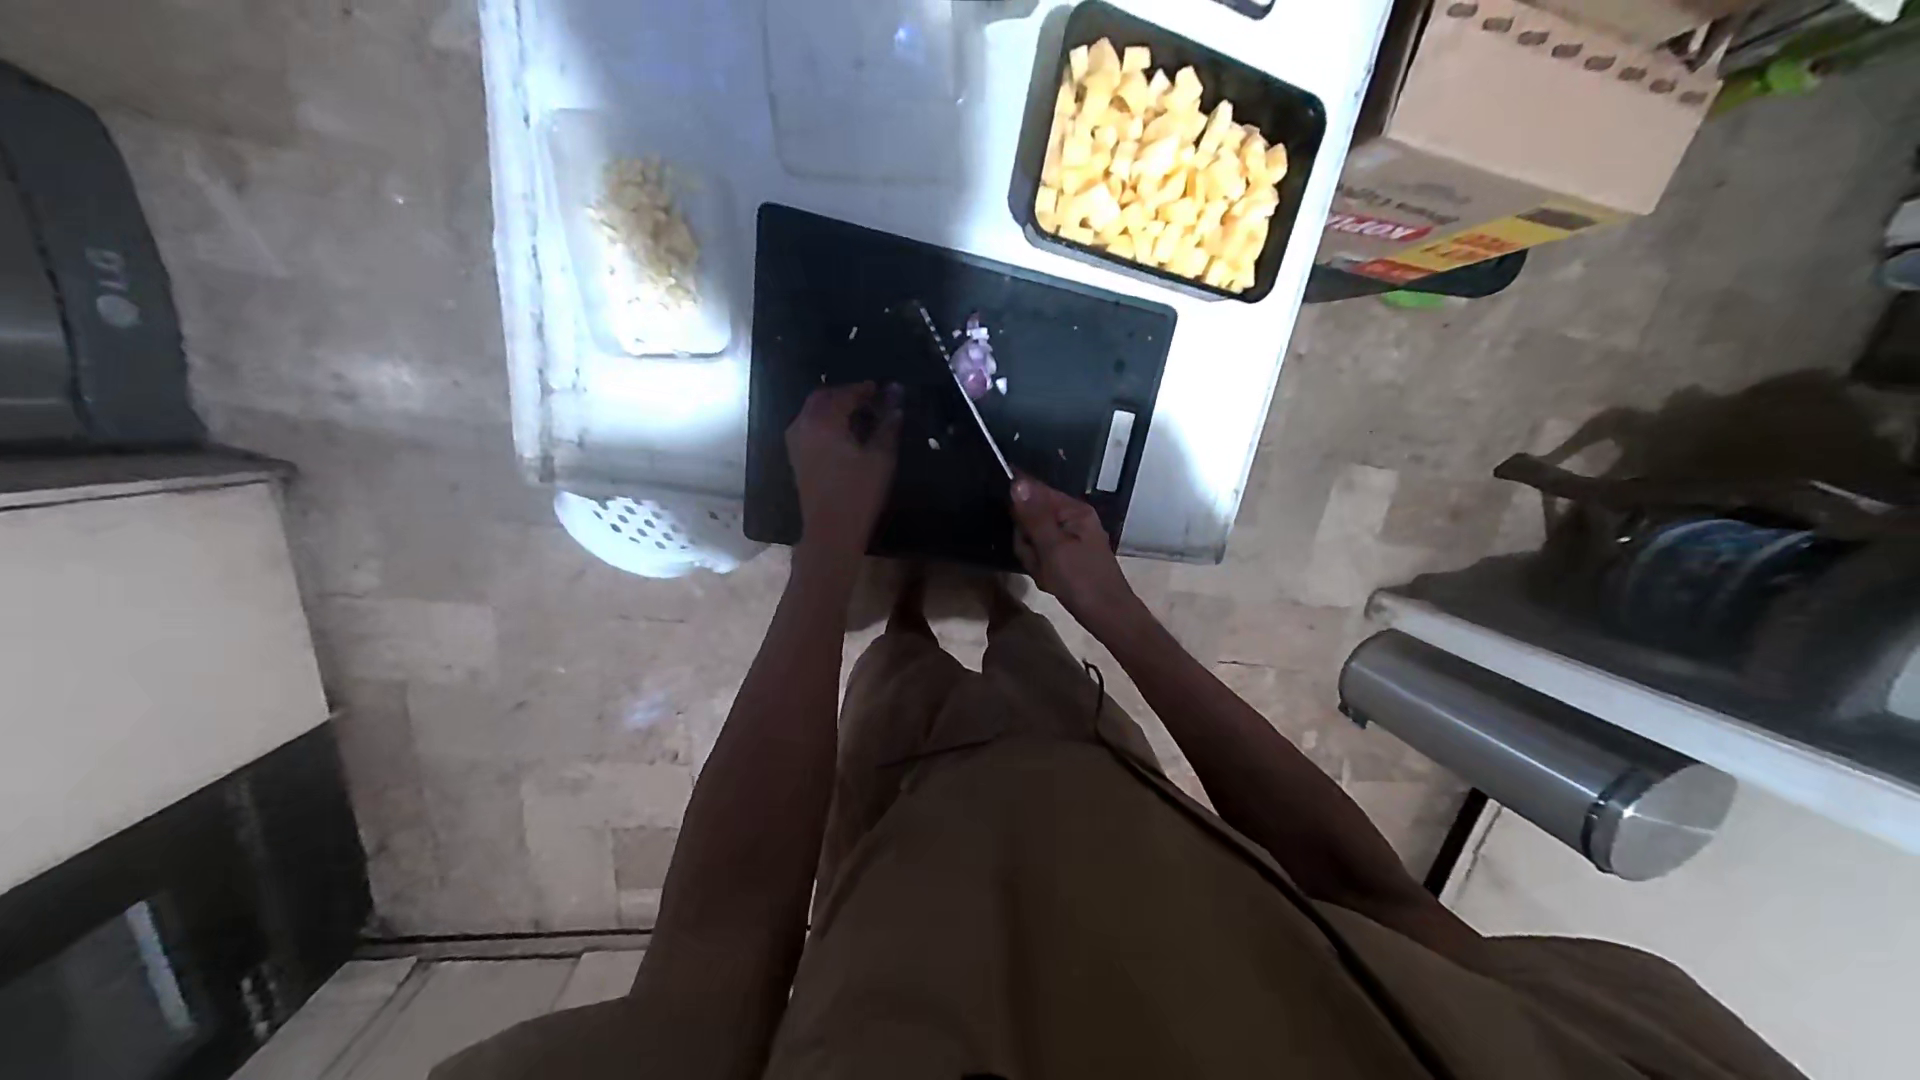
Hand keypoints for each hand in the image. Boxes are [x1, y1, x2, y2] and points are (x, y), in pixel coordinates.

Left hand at [786, 382, 902, 556]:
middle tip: (870, 399)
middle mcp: (803, 425)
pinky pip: (810, 427)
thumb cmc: (858, 493)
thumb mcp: (880, 457)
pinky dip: (826, 422)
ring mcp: (796, 442)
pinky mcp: (796, 457)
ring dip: (834, 408)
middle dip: (846, 395)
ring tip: (860, 415)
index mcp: (823, 421)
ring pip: (814, 412)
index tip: (882, 388)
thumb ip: (888, 425)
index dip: (864, 389)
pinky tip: (846, 434)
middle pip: (823, 398)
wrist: (830, 531)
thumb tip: (897, 401)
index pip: (844, 394)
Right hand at [1010, 475, 1144, 637]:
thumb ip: (1034, 515)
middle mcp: (1073, 518)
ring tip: (1045, 573)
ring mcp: (1072, 537)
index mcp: (1073, 510)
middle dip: (1026, 538)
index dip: (1019, 503)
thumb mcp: (1053, 547)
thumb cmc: (1081, 580)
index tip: (1015, 527)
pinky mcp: (1069, 554)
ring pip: (1034, 537)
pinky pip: (1043, 552)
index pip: (1037, 490)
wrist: (1108, 615)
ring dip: (1033, 556)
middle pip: (1032, 515)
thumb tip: (1017, 482)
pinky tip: (1049, 579)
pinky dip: (1041, 565)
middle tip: (1037, 559)